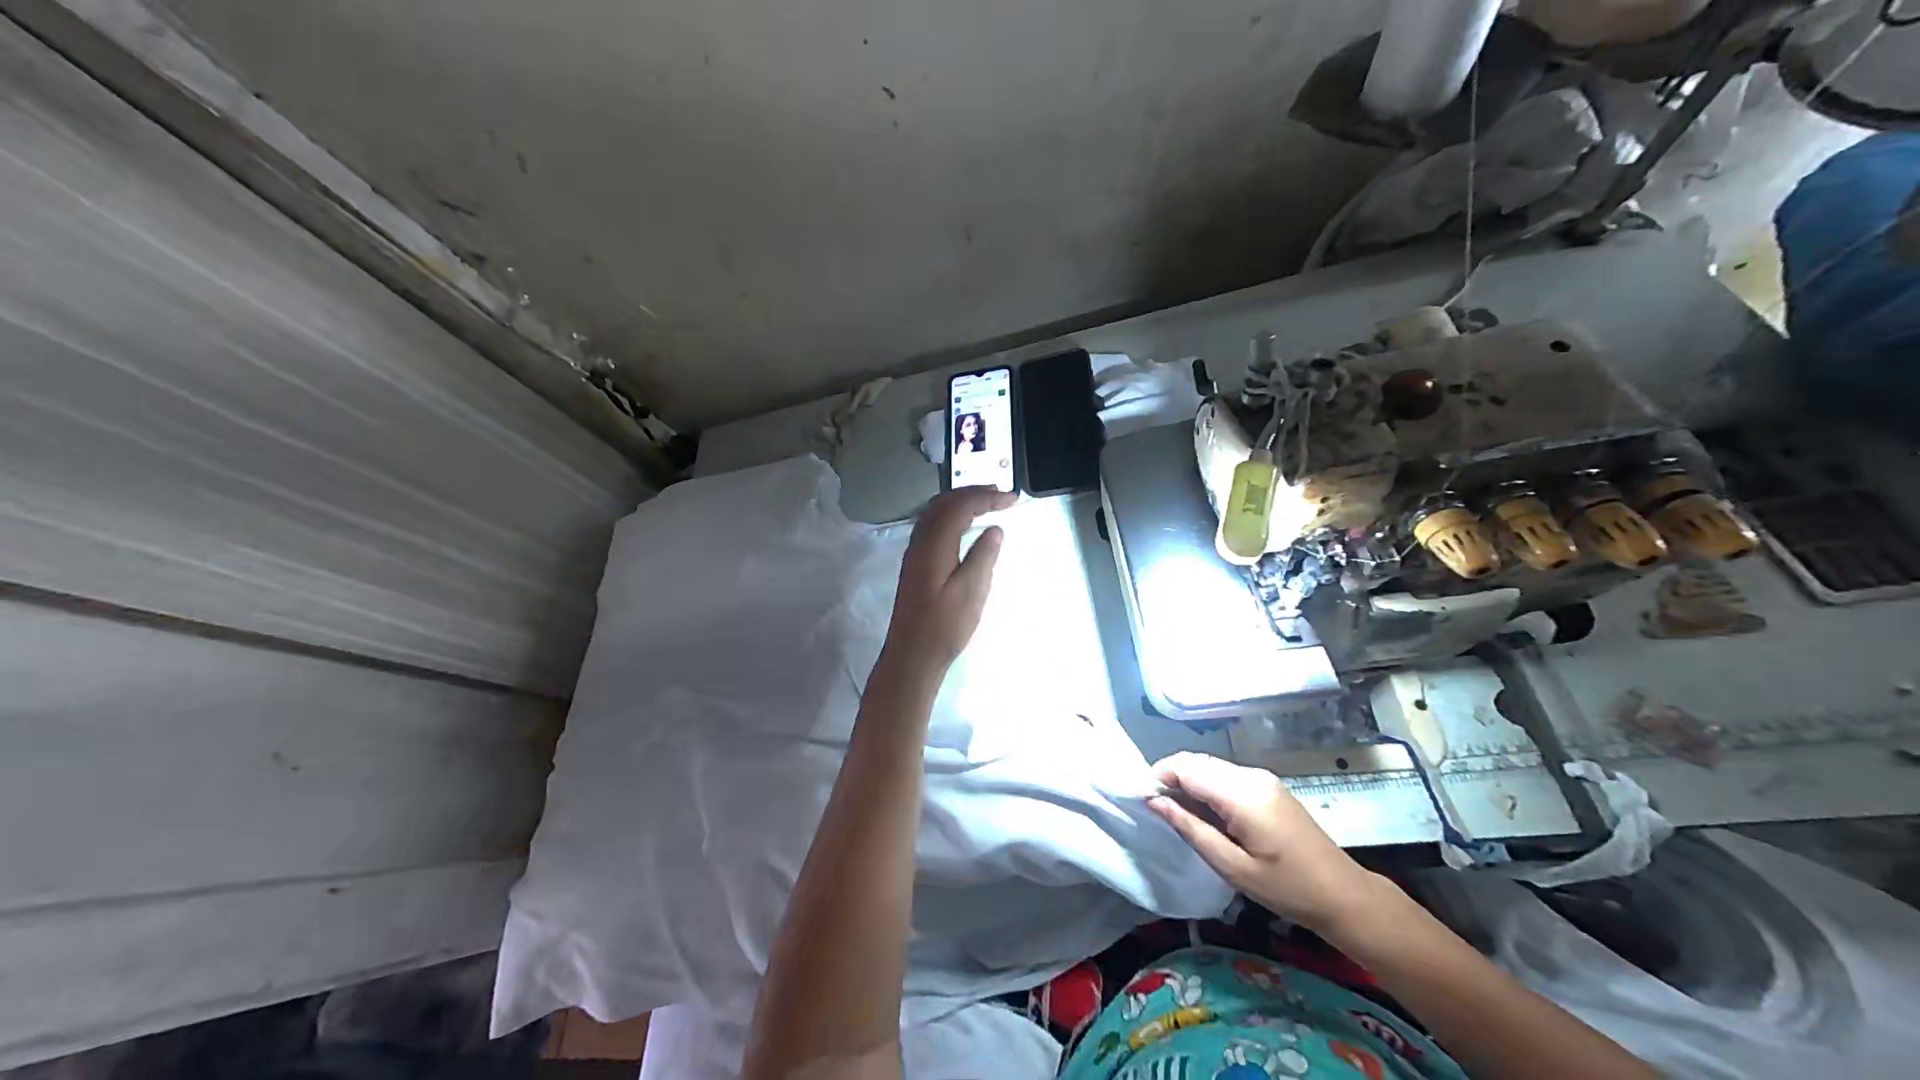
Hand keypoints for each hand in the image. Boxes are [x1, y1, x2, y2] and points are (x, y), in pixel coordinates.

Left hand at [880, 486, 1016, 670]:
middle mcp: (920, 542)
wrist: (911, 656)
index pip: (960, 507)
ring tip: (987, 503)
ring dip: (961, 502)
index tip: (1013, 498)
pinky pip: (932, 525)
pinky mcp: (915, 564)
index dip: (987, 497)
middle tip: (1002, 494)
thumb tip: (994, 528)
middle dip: (973, 492)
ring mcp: (914, 553)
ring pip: (935, 513)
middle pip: (944, 503)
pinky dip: (951, 515)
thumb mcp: (972, 592)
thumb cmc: (944, 628)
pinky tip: (964, 526)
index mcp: (934, 545)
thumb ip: (983, 557)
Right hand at [1148, 752, 1388, 935]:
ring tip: (1183, 818)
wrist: (1343, 894)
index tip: (1145, 801)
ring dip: (1189, 784)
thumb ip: (1190, 829)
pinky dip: (1208, 788)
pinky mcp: (1267, 785)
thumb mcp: (1232, 866)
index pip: (1187, 767)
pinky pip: (1225, 775)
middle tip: (1161, 812)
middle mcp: (1251, 776)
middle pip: (1196, 762)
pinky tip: (1208, 817)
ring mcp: (1261, 778)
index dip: (1159, 777)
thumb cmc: (1286, 888)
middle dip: (1172, 779)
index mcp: (1242, 794)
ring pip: (1209, 767)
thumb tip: (1154, 802)